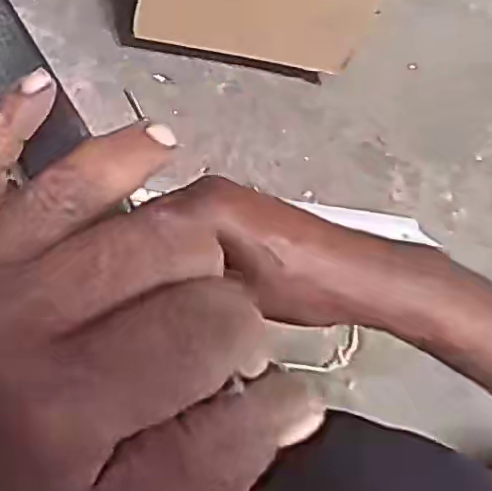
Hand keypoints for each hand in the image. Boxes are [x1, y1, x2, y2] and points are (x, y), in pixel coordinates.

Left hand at [0, 74, 323, 490]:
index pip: (190, 337)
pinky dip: (13, 117)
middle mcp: (20, 321)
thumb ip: (212, 459)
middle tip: (210, 256)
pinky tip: (44, 86)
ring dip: (130, 157)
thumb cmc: (20, 455)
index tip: (244, 320)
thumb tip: (295, 394)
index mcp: (68, 406)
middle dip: (200, 246)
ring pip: (73, 188)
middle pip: (143, 250)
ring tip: (167, 147)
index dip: (239, 322)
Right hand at [150, 176, 451, 331]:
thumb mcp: (242, 299)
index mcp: (204, 203)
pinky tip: (193, 282)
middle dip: (148, 264)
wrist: (359, 275)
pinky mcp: (227, 207)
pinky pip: (184, 230)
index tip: (134, 298)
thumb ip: (189, 289)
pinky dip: (183, 255)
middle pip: (148, 228)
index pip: (137, 231)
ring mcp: (216, 195)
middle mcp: (205, 189)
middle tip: (152, 301)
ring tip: (171, 296)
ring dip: (164, 261)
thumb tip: (148, 299)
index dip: (133, 269)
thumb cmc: (315, 285)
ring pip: (166, 230)